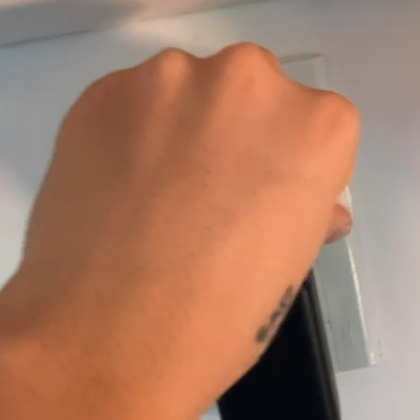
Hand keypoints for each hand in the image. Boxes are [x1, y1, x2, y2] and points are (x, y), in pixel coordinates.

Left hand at [0, 44, 357, 408]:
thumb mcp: (290, 267)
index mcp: (314, 126)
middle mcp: (247, 81)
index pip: (320, 124)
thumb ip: (306, 213)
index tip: (268, 202)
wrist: (108, 339)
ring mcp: (166, 80)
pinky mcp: (100, 93)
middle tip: (212, 196)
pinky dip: (130, 135)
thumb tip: (312, 209)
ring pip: (187, 90)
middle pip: (255, 90)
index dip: (293, 167)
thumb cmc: (223, 318)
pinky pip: (131, 103)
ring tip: (155, 197)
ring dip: (181, 126)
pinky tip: (116, 191)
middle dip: (239, 131)